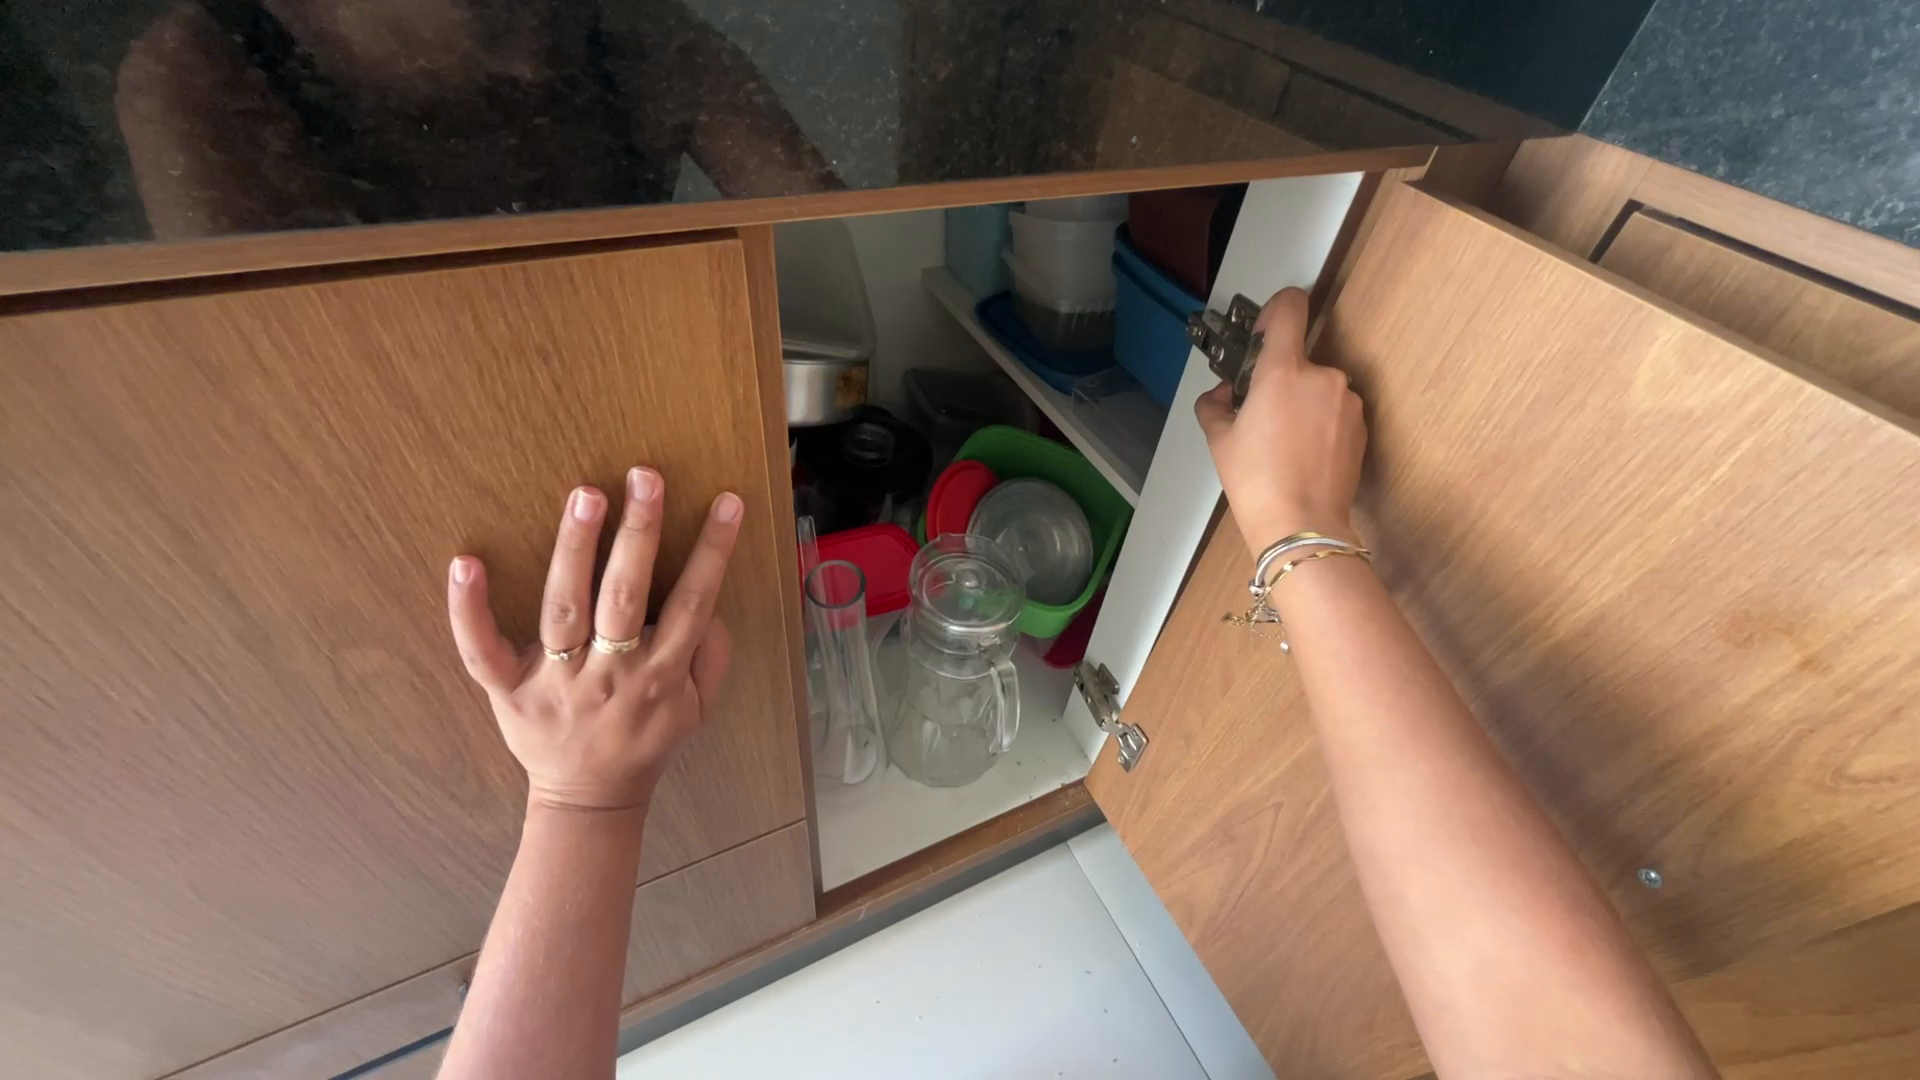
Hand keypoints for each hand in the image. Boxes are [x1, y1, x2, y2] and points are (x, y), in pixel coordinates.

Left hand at [446, 468, 742, 811]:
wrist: (590, 797)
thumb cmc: (650, 741)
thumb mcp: (702, 708)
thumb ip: (712, 656)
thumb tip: (709, 607)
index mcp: (662, 676)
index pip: (693, 603)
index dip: (712, 552)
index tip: (726, 503)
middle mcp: (610, 674)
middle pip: (625, 598)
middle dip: (638, 535)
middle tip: (644, 479)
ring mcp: (555, 681)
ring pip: (563, 610)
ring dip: (574, 550)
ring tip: (586, 496)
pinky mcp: (507, 690)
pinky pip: (481, 650)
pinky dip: (469, 611)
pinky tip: (465, 563)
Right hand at [1195, 287, 1366, 556]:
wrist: (1301, 522)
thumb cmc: (1256, 481)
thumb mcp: (1219, 439)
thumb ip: (1215, 404)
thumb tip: (1223, 394)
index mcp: (1283, 371)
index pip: (1289, 308)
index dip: (1274, 310)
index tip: (1262, 329)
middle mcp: (1323, 377)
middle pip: (1297, 361)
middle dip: (1278, 381)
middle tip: (1259, 417)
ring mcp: (1347, 401)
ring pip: (1317, 388)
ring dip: (1300, 403)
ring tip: (1282, 443)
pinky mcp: (1361, 425)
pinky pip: (1334, 410)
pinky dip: (1319, 423)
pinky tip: (1302, 454)